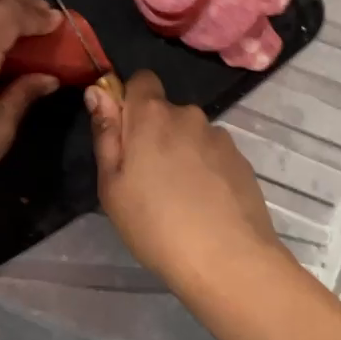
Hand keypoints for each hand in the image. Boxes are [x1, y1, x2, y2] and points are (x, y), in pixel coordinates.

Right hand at [85, 71, 285, 276]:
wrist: (228, 259)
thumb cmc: (154, 224)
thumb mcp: (112, 185)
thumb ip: (105, 134)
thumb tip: (98, 91)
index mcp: (151, 115)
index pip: (141, 80)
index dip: (130, 102)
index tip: (125, 137)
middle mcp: (189, 115)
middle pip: (166, 112)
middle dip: (155, 135)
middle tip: (147, 181)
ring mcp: (220, 138)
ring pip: (191, 136)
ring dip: (182, 154)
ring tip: (180, 199)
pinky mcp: (242, 161)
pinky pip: (213, 156)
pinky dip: (205, 171)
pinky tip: (204, 206)